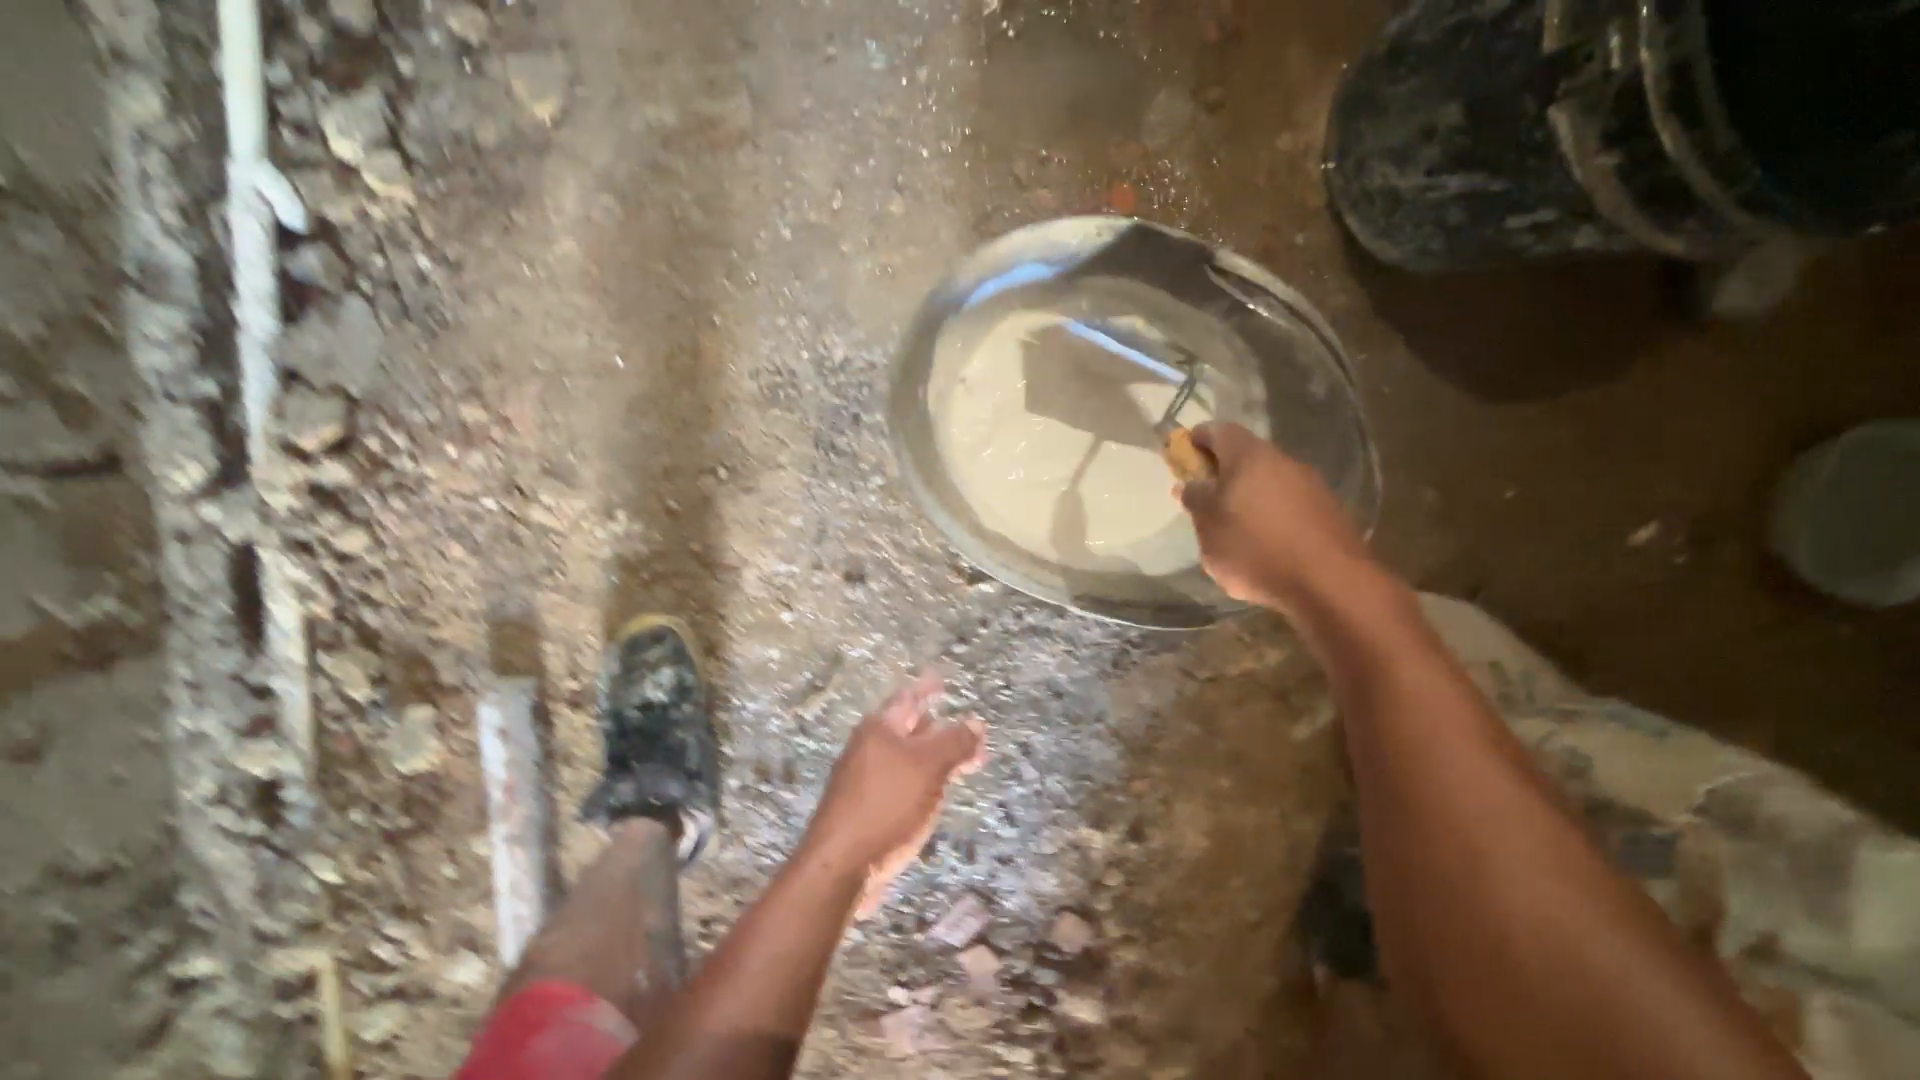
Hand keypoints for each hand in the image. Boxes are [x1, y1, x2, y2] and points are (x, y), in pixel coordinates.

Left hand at [799, 673, 985, 917]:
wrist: (841, 866)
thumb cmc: (886, 805)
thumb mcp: (928, 767)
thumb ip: (954, 742)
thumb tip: (975, 723)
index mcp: (879, 730)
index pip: (908, 698)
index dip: (927, 687)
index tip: (941, 678)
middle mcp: (868, 749)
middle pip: (908, 729)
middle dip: (939, 728)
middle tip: (972, 733)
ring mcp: (865, 781)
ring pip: (907, 760)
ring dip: (935, 758)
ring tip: (963, 763)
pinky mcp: (867, 810)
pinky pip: (902, 785)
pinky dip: (925, 782)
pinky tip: (936, 796)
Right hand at [1177, 422, 1374, 611]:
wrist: (1330, 582)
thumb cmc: (1256, 549)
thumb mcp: (1209, 528)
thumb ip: (1196, 501)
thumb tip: (1190, 484)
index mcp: (1250, 456)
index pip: (1219, 431)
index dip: (1198, 439)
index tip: (1183, 454)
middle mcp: (1283, 461)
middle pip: (1247, 455)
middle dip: (1224, 471)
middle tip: (1206, 496)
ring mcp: (1311, 484)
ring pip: (1270, 480)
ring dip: (1250, 494)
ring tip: (1236, 526)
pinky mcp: (1329, 511)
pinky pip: (1290, 502)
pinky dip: (1273, 513)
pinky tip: (1267, 541)